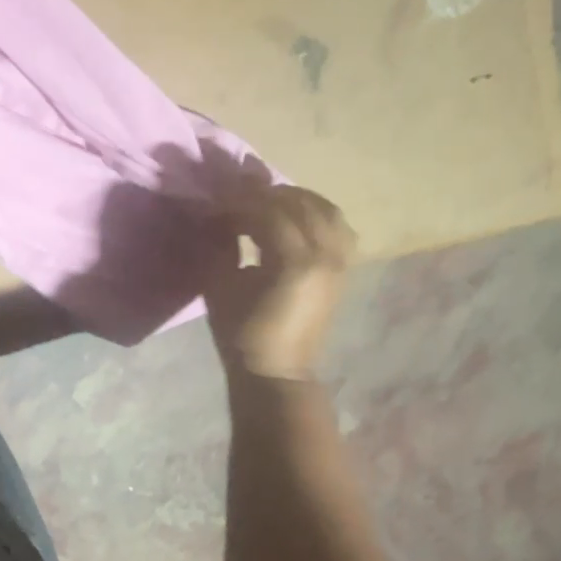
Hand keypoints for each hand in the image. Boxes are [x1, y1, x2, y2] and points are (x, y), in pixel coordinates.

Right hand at [205, 184, 356, 380]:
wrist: (278, 366)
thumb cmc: (241, 329)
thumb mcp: (220, 284)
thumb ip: (223, 243)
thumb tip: (218, 215)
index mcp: (294, 261)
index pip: (269, 211)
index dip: (240, 201)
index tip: (216, 200)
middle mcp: (326, 254)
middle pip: (301, 204)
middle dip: (267, 194)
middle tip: (236, 196)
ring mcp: (341, 260)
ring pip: (326, 210)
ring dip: (295, 199)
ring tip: (265, 202)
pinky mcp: (344, 266)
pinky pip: (337, 225)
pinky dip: (315, 213)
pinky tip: (292, 219)